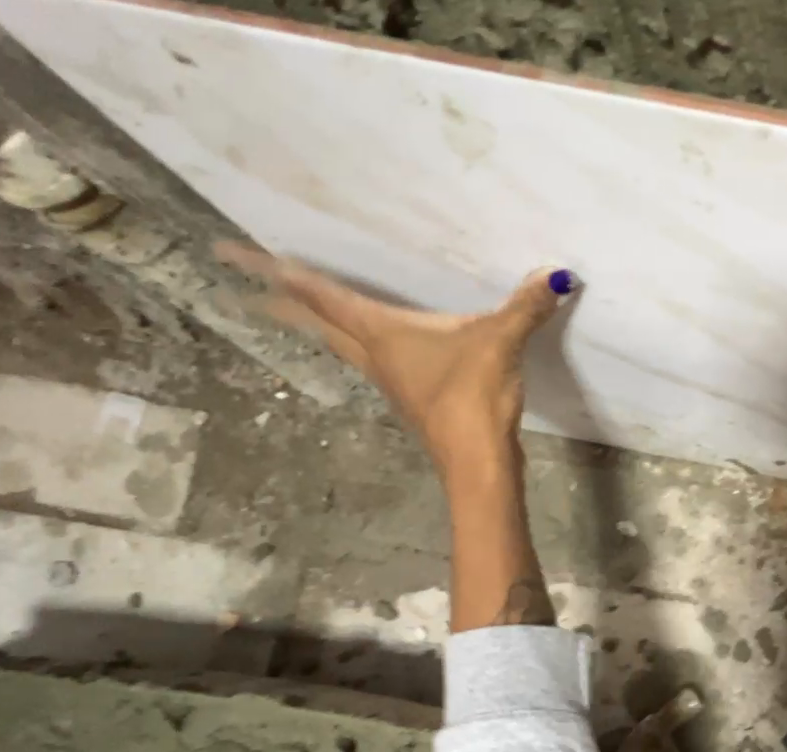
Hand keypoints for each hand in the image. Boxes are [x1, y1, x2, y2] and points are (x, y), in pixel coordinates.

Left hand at [220, 243, 576, 472]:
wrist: (477, 462)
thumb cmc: (472, 396)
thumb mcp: (499, 342)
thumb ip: (524, 307)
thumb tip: (558, 276)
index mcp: (381, 334)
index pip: (319, 295)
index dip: (275, 271)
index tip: (228, 254)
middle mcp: (377, 356)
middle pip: (319, 323)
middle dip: (282, 301)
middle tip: (248, 280)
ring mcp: (392, 383)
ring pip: (342, 346)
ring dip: (317, 326)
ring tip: (299, 310)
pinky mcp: (413, 401)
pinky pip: (376, 363)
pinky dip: (361, 346)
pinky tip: (379, 349)